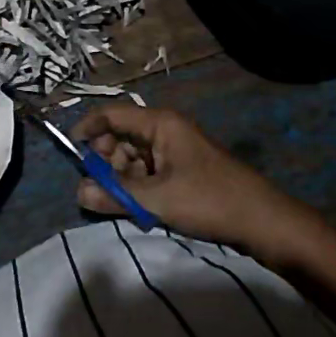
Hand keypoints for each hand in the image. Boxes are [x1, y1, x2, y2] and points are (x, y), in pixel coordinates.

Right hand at [72, 104, 327, 252]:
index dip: (88, 129)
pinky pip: (149, 169)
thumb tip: (78, 192)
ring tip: (123, 202)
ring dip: (123, 176)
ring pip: (134, 156)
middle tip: (102, 186)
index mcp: (160, 123)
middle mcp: (166, 129)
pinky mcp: (184, 169)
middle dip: (106, 160)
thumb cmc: (209, 200)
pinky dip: (139, 184)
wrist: (264, 221)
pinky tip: (141, 206)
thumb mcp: (157, 200)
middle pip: (121, 135)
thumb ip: (115, 195)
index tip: (71, 150)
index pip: (112, 114)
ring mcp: (176, 149)